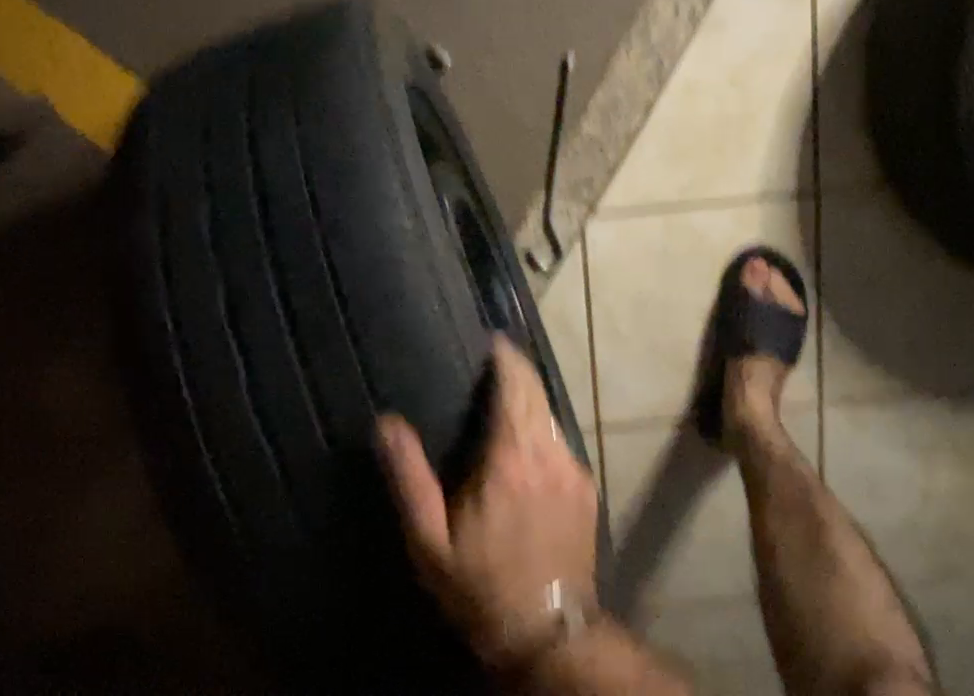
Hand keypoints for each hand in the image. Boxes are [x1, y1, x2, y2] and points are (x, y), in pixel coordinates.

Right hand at [376, 335, 599, 666]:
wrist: (547, 634)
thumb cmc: (480, 586)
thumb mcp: (430, 540)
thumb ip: (409, 477)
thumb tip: (387, 423)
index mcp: (511, 458)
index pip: (516, 386)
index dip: (505, 358)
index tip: (491, 340)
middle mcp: (550, 454)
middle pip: (537, 393)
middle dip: (517, 372)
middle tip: (493, 362)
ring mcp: (574, 472)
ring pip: (551, 417)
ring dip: (530, 402)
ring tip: (503, 399)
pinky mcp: (586, 491)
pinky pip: (561, 444)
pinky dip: (542, 431)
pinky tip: (525, 446)